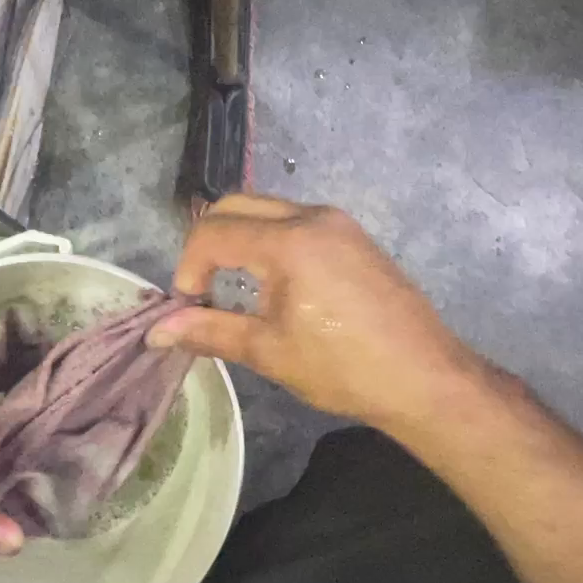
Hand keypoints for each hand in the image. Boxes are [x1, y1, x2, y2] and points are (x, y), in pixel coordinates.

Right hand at [148, 195, 491, 431]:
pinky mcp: (352, 235)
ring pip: (266, 209)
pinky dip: (268, 239)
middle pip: (236, 205)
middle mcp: (312, 217)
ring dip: (238, 238)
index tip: (190, 305)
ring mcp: (337, 222)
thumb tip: (156, 332)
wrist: (425, 378)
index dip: (188, 266)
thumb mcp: (268, 351)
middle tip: (204, 288)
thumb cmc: (343, 368)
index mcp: (289, 242)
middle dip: (207, 242)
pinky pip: (294, 220)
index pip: (214, 231)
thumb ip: (209, 330)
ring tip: (235, 287)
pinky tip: (274, 283)